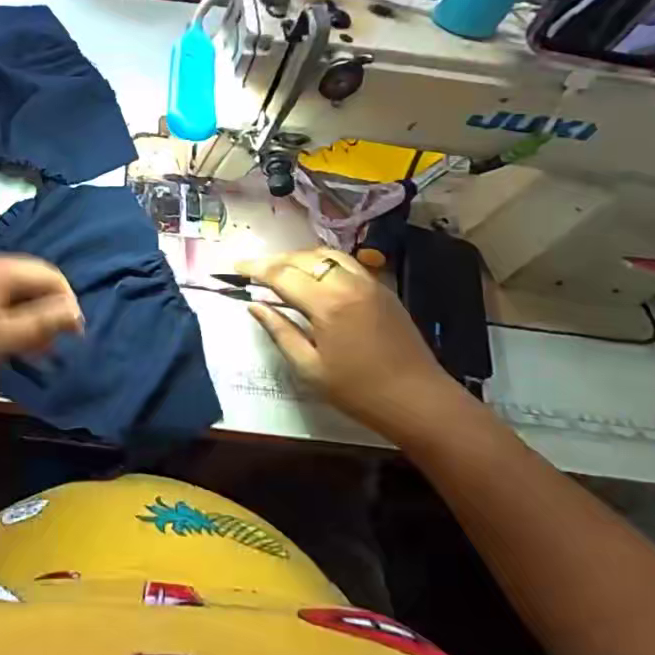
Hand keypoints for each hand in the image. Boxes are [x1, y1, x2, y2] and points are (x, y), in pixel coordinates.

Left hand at [0, 256, 83, 388]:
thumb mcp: (1, 339)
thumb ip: (42, 323)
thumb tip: (75, 311)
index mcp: (0, 270)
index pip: (51, 275)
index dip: (68, 303)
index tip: (72, 335)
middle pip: (33, 279)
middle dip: (47, 309)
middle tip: (50, 345)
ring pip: (13, 288)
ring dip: (27, 314)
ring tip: (28, 346)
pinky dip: (6, 313)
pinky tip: (1, 337)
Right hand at [238, 248, 455, 432]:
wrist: (418, 399)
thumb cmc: (358, 391)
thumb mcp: (309, 368)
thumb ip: (280, 331)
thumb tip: (255, 306)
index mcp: (327, 303)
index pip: (282, 274)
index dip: (256, 269)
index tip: (236, 268)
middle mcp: (348, 283)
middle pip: (304, 258)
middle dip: (276, 261)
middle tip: (255, 271)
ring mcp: (369, 283)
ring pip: (327, 255)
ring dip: (301, 258)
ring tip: (282, 270)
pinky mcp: (382, 289)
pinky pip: (347, 263)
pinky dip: (324, 262)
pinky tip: (315, 277)